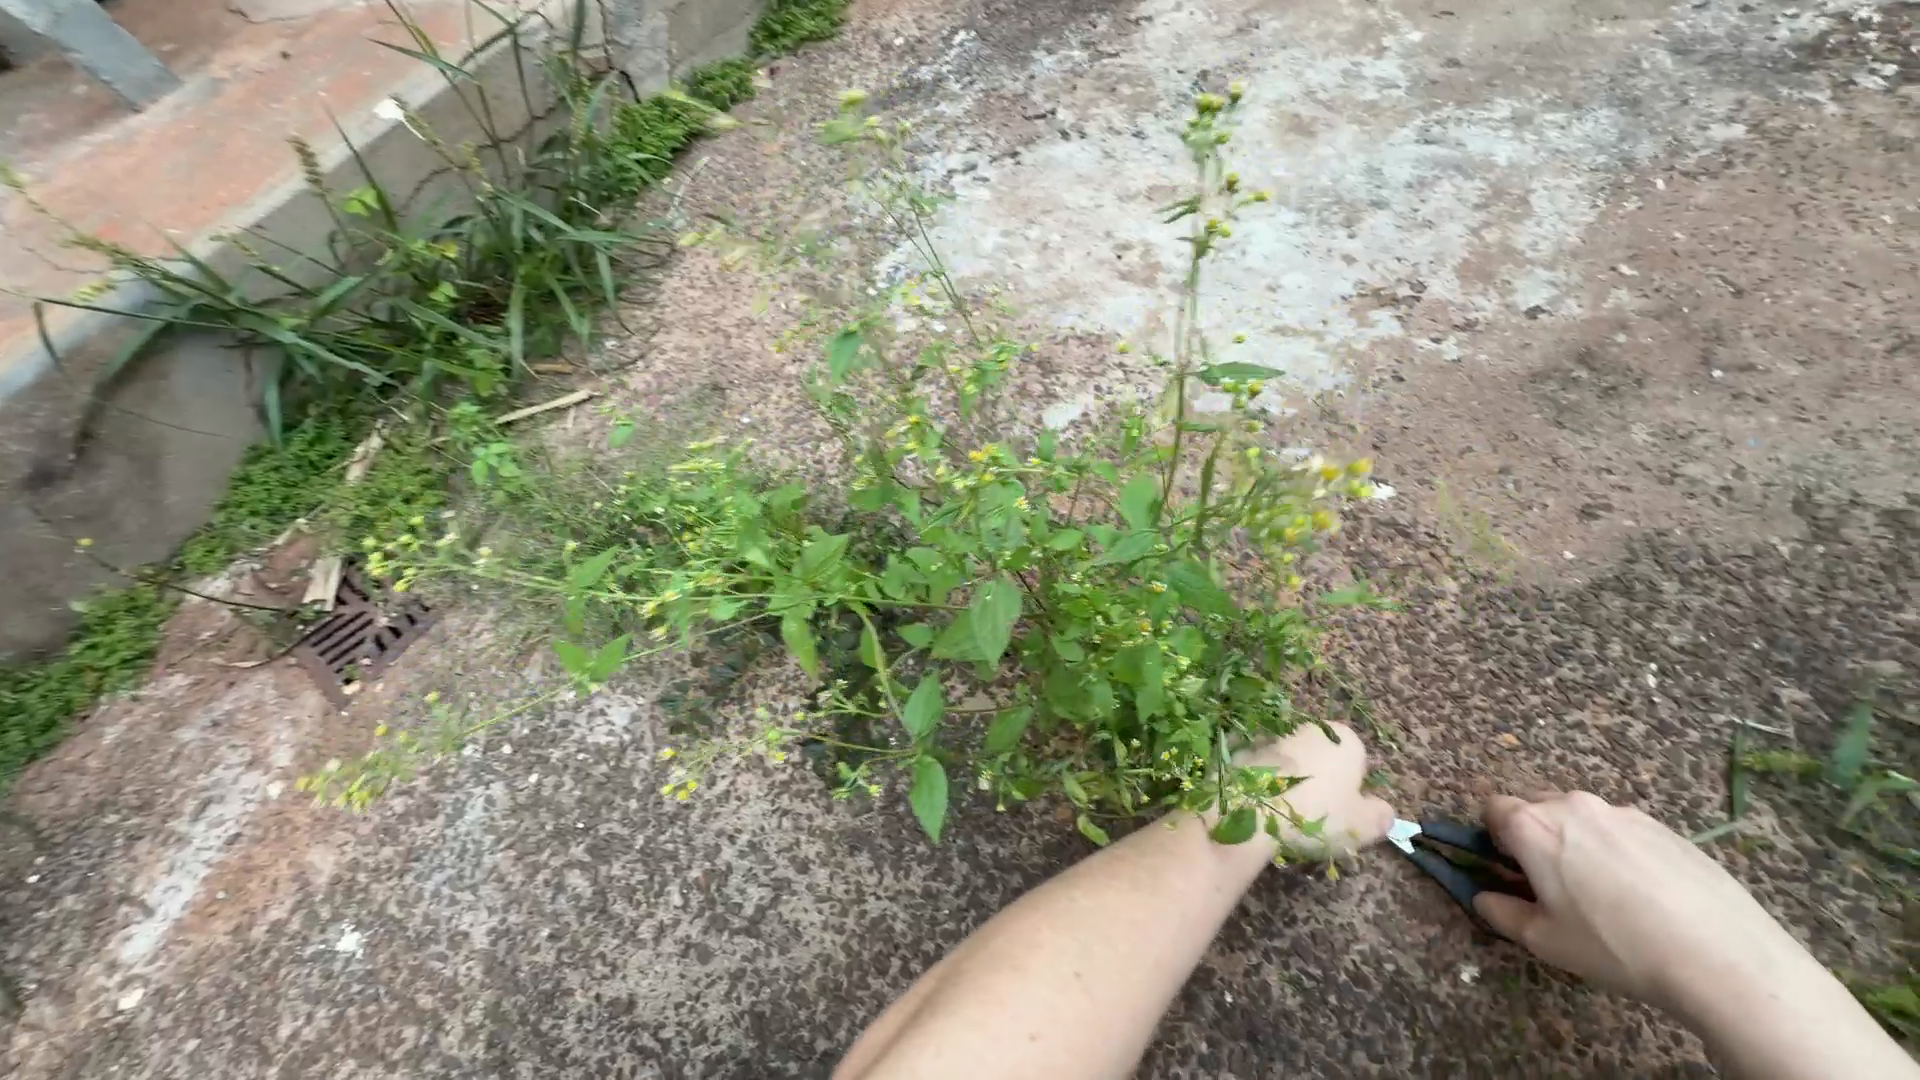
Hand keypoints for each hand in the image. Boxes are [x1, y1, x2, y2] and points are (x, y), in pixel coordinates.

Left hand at [1236, 723, 1395, 858]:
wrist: (1252, 809)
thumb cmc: (1319, 814)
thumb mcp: (1365, 825)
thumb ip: (1381, 814)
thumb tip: (1382, 809)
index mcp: (1343, 738)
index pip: (1357, 761)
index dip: (1351, 788)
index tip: (1339, 811)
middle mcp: (1307, 727)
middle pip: (1321, 757)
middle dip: (1318, 781)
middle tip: (1312, 814)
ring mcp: (1271, 734)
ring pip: (1289, 761)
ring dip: (1288, 780)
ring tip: (1282, 812)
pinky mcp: (1242, 746)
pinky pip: (1259, 766)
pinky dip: (1260, 781)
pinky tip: (1258, 804)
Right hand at [1475, 792, 1813, 1010]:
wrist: (1726, 960)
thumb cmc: (1616, 947)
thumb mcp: (1544, 941)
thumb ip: (1500, 913)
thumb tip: (1484, 898)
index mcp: (1531, 826)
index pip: (1492, 809)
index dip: (1496, 837)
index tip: (1513, 869)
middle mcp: (1571, 806)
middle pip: (1536, 806)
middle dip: (1535, 834)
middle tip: (1555, 880)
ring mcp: (1622, 813)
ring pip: (1582, 817)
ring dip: (1579, 839)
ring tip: (1608, 889)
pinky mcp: (1665, 828)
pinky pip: (1624, 830)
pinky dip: (1622, 850)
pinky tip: (1648, 893)